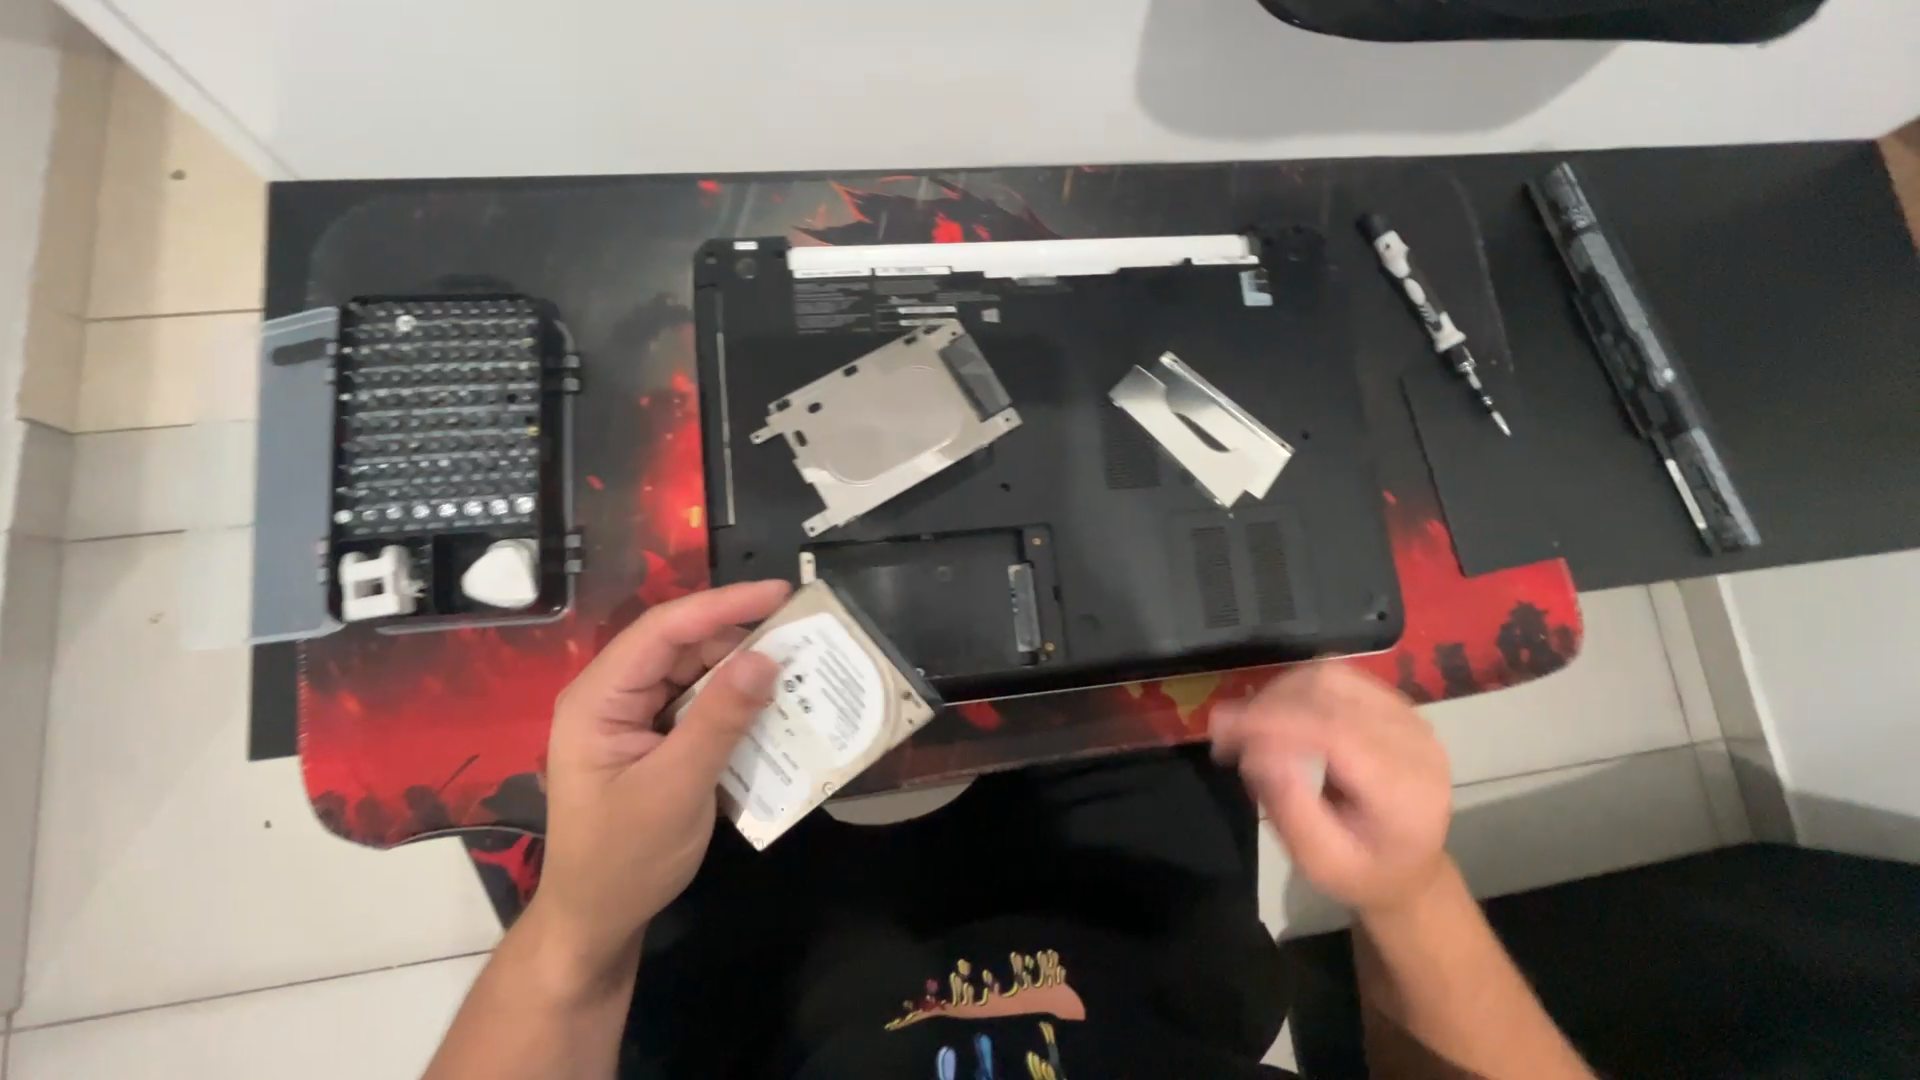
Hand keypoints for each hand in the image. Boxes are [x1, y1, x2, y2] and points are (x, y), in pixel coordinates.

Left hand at [531, 580, 790, 978]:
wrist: (597, 922)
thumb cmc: (624, 859)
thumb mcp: (676, 788)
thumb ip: (720, 720)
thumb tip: (766, 658)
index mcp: (599, 698)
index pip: (663, 630)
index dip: (722, 604)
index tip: (778, 592)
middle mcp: (615, 696)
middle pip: (683, 645)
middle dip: (740, 636)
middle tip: (802, 633)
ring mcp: (636, 717)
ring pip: (697, 672)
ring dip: (744, 669)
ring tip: (799, 664)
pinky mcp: (658, 739)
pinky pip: (702, 704)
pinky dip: (738, 702)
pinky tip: (775, 703)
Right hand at [1211, 665, 1452, 916]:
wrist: (1409, 867)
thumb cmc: (1361, 871)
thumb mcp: (1321, 862)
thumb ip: (1291, 809)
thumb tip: (1256, 751)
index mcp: (1405, 789)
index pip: (1335, 731)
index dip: (1273, 720)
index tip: (1222, 730)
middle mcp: (1414, 742)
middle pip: (1330, 694)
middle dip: (1266, 705)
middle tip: (1224, 732)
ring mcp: (1408, 717)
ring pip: (1330, 676)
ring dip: (1278, 692)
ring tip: (1249, 724)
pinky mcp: (1395, 704)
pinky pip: (1337, 676)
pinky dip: (1296, 687)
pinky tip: (1277, 713)